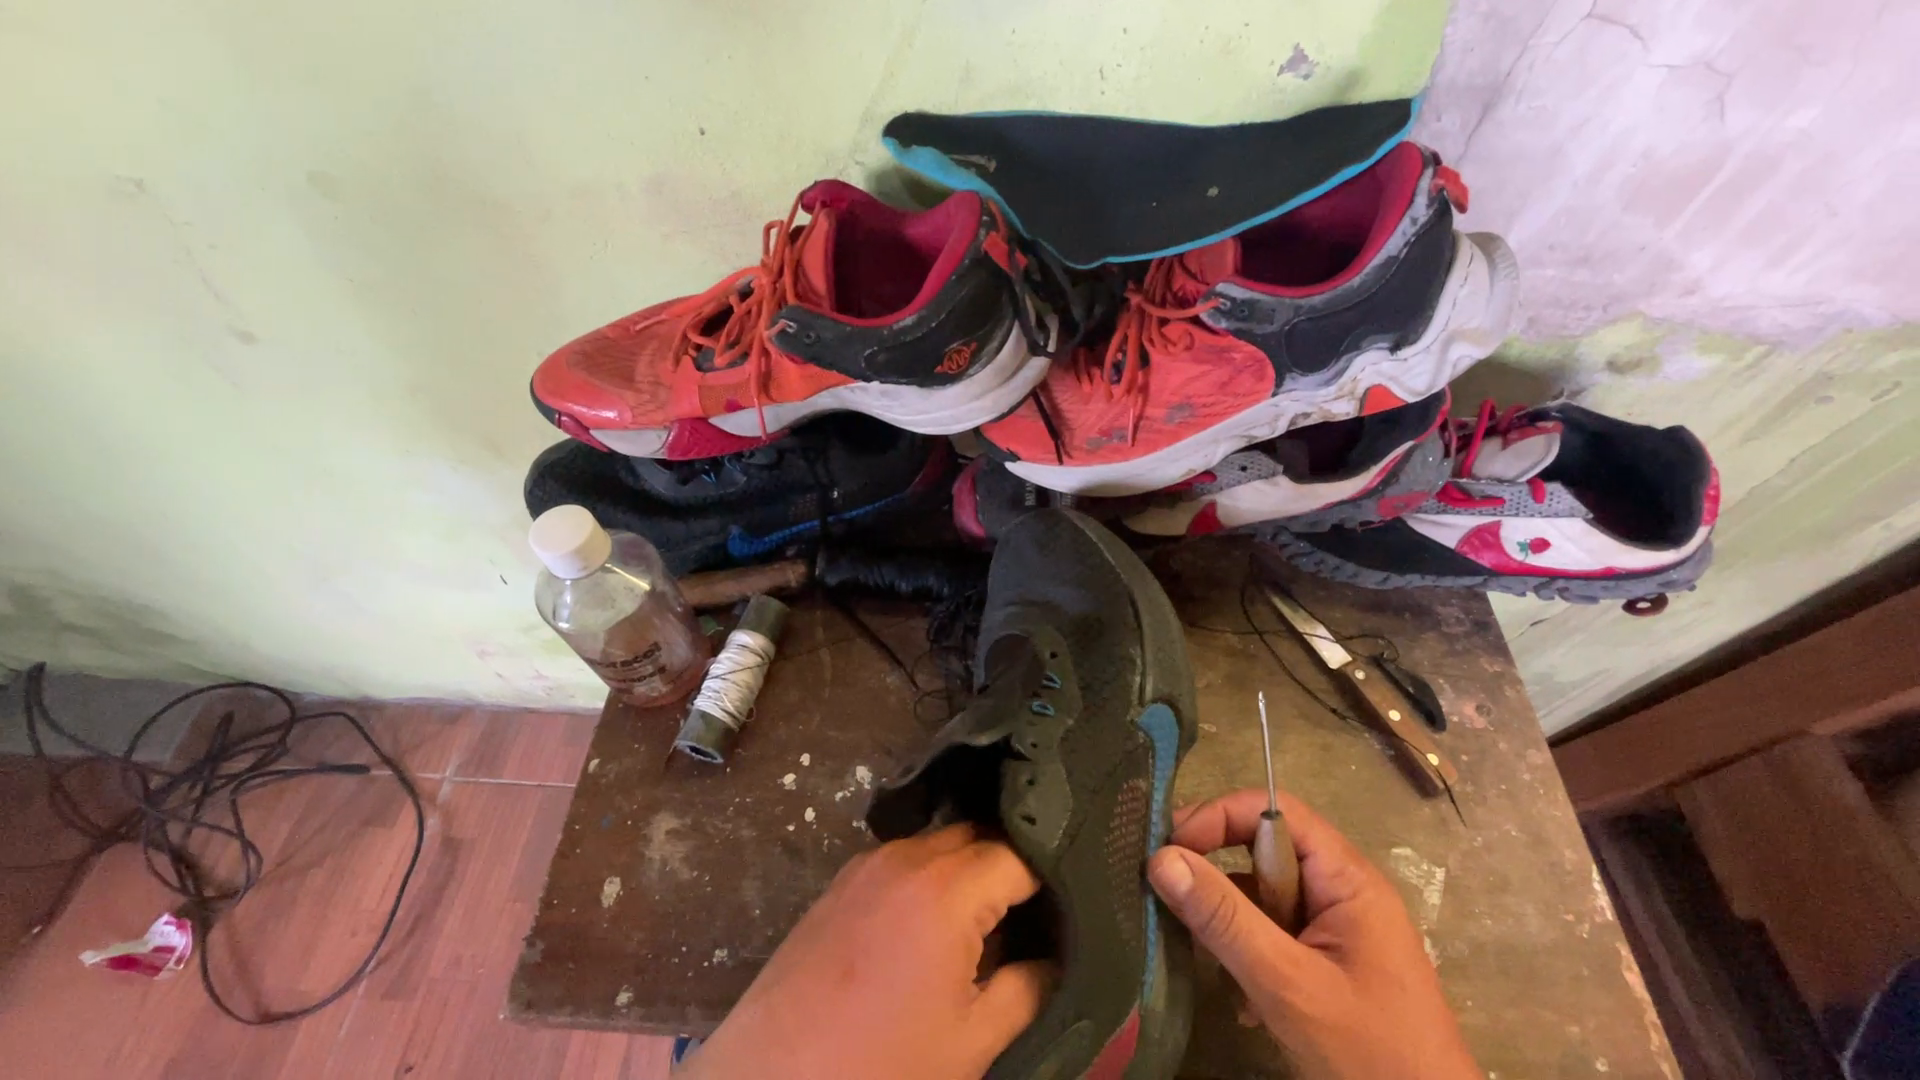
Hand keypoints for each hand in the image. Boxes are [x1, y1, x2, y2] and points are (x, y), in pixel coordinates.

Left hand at [681, 824, 1051, 1079]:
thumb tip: (1055, 959)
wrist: (774, 1073)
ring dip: (970, 867)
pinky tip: (936, 922)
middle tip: (1035, 909)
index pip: (1018, 854)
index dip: (1050, 874)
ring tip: (990, 918)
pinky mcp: (842, 881)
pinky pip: (904, 859)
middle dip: (1011, 863)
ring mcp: (867, 863)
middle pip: (978, 835)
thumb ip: (1026, 990)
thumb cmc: (882, 1060)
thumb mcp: (971, 1039)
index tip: (1069, 901)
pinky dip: (932, 875)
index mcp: (945, 887)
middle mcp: (907, 857)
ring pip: (940, 843)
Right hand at [1147, 790, 1480, 1079]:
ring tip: (1194, 951)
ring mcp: (1335, 930)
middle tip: (1163, 896)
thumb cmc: (1369, 1053)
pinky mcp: (1326, 965)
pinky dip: (1245, 956)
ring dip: (1228, 922)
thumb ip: (1224, 918)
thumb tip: (1160, 857)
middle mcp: (1341, 892)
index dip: (1218, 817)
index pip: (1274, 812)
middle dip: (1215, 873)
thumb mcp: (1287, 983)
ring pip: (1262, 896)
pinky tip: (1238, 998)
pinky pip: (1272, 935)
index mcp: (1346, 878)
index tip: (1167, 849)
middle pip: (1263, 852)